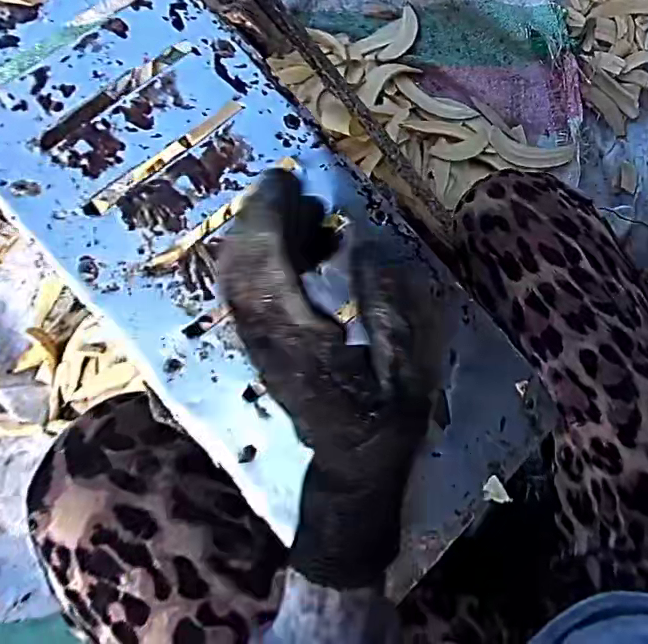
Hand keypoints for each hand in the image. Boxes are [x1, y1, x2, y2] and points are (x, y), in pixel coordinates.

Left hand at [216, 170, 438, 588]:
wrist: (353, 468)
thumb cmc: (387, 416)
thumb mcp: (408, 364)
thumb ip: (388, 304)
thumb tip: (364, 247)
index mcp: (302, 342)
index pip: (267, 270)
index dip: (269, 219)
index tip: (284, 180)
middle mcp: (267, 338)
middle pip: (241, 267)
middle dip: (256, 216)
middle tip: (287, 182)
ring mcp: (258, 342)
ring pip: (238, 276)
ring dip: (260, 233)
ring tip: (303, 207)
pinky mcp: (262, 342)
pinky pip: (249, 287)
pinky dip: (265, 254)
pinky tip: (303, 242)